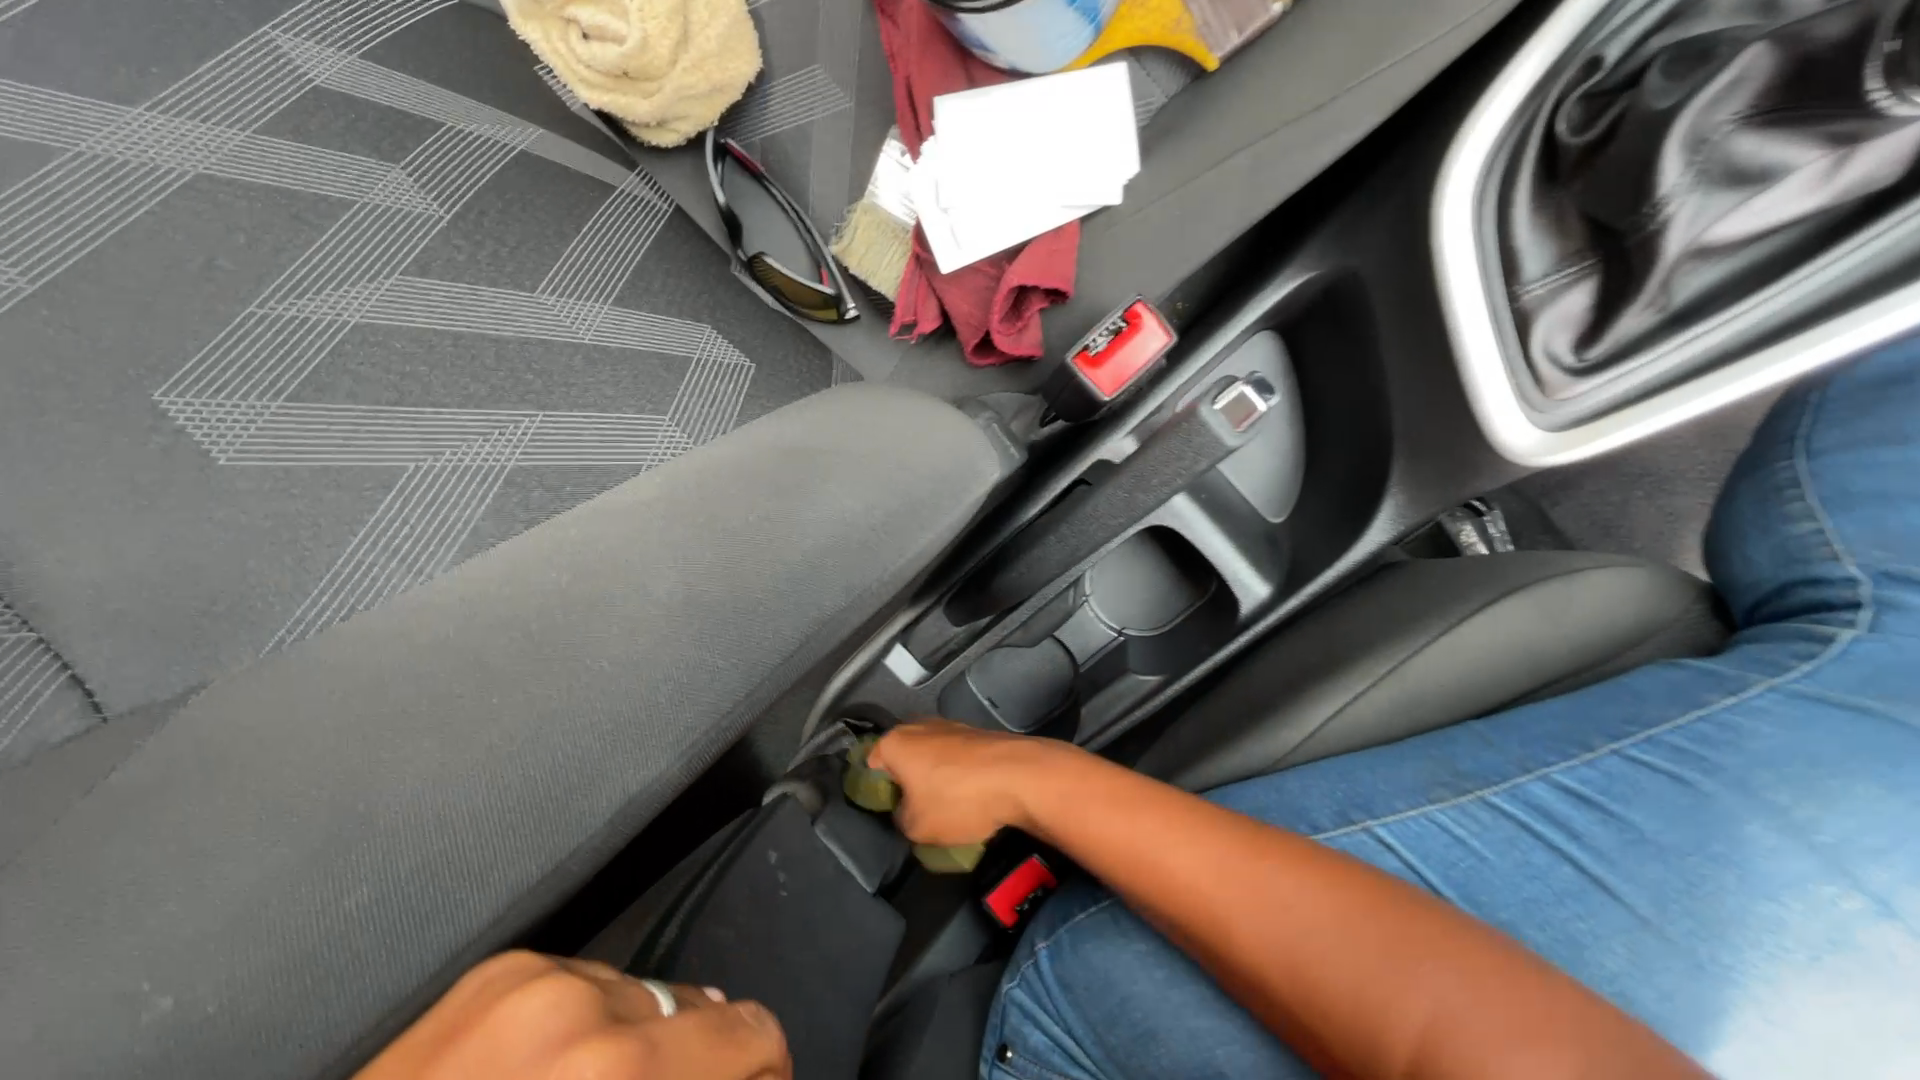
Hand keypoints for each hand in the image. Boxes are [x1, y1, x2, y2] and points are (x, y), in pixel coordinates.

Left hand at [354, 951, 789, 1079]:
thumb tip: (736, 1076)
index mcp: (618, 1068)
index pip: (751, 1033)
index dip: (766, 1069)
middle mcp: (578, 1006)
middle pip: (701, 1008)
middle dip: (699, 1063)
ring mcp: (529, 981)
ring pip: (643, 993)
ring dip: (642, 1043)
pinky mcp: (492, 974)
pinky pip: (584, 984)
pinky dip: (589, 1026)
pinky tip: (556, 1072)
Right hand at [867, 719, 1081, 845]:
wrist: (1021, 776)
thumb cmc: (957, 799)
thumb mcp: (916, 827)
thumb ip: (900, 819)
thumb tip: (907, 812)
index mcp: (895, 742)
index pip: (870, 766)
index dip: (877, 793)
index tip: (890, 814)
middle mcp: (920, 726)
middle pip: (904, 759)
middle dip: (909, 783)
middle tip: (917, 812)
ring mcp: (953, 726)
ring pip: (933, 758)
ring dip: (937, 779)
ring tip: (949, 809)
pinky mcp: (980, 734)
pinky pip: (959, 759)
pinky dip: (961, 776)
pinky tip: (973, 798)